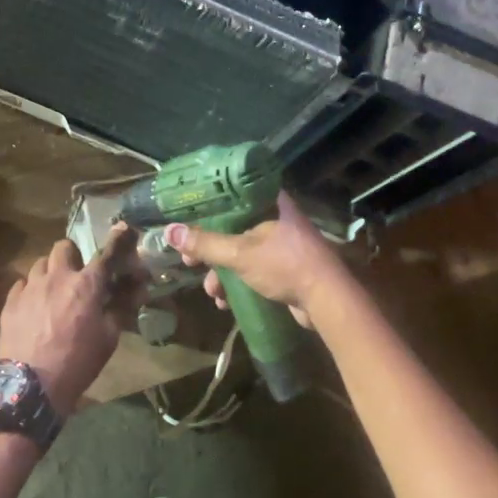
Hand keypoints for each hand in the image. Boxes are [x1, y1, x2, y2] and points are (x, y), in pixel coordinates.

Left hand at [0, 224, 136, 414]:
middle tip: (76, 273)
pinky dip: (30, 290)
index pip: (106, 254)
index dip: (117, 240)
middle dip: (71, 255)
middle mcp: (57, 278)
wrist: (30, 386)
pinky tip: (33, 307)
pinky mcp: (9, 302)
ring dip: (49, 272)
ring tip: (52, 290)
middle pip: (63, 247)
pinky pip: (21, 284)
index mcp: (86, 285)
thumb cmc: (77, 363)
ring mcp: (30, 288)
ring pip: (39, 264)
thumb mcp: (108, 339)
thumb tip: (136, 291)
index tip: (123, 228)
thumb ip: (120, 309)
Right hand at [169, 192, 352, 330]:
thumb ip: (206, 244)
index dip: (208, 206)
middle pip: (234, 227)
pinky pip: (255, 270)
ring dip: (223, 272)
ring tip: (212, 292)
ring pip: (243, 252)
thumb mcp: (240, 254)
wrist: (328, 301)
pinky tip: (225, 303)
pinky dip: (239, 283)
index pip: (234, 194)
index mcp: (270, 203)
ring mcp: (284, 245)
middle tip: (190, 261)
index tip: (188, 218)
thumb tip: (170, 232)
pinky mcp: (287, 269)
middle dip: (211, 249)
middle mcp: (277, 218)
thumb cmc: (285, 265)